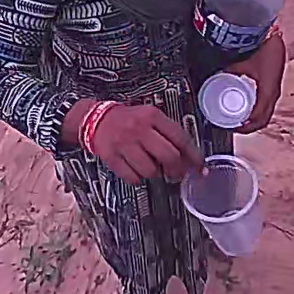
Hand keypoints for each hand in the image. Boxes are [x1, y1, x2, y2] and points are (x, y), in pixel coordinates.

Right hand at [75, 102, 204, 181]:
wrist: (94, 118)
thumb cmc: (127, 119)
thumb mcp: (148, 116)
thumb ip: (168, 133)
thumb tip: (190, 158)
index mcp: (151, 116)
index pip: (181, 138)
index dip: (193, 156)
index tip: (199, 166)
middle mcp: (138, 128)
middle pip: (169, 156)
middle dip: (176, 169)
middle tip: (175, 172)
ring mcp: (124, 143)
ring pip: (151, 170)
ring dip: (154, 173)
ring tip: (149, 165)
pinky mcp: (112, 157)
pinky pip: (133, 178)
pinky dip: (137, 177)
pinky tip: (135, 168)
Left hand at [223, 32, 285, 133]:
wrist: (271, 33)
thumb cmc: (259, 48)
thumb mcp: (240, 64)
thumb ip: (228, 72)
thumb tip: (213, 79)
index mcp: (268, 91)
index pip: (260, 119)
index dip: (247, 128)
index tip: (234, 129)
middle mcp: (273, 92)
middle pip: (263, 118)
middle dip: (249, 125)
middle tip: (233, 126)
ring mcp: (274, 87)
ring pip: (266, 110)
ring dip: (253, 117)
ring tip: (238, 118)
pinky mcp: (272, 81)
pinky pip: (266, 100)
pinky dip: (257, 107)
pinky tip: (247, 104)